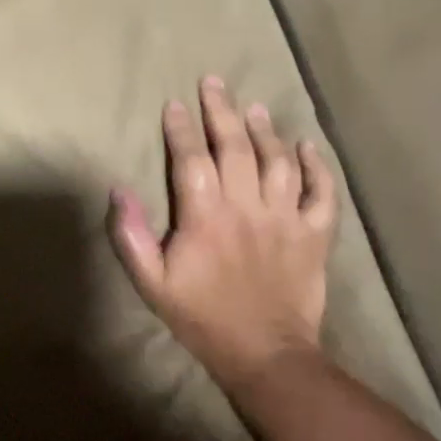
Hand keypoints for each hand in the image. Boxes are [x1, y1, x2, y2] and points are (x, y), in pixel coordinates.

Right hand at [108, 77, 338, 391]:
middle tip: (213, 82)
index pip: (191, 159)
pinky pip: (323, 195)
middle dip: (221, 111)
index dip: (181, 128)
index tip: (174, 104)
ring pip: (278, 162)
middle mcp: (247, 208)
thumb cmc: (201, 316)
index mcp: (205, 217)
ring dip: (265, 131)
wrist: (267, 357)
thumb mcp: (151, 282)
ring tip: (254, 107)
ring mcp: (286, 220)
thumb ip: (130, 235)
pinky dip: (317, 168)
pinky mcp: (314, 237)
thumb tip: (117, 188)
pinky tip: (306, 146)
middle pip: (235, 147)